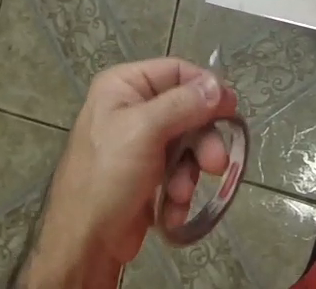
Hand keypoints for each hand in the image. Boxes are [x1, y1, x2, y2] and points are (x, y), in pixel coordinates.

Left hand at [21, 58, 237, 287]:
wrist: (84, 244)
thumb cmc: (108, 175)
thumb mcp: (145, 130)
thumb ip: (184, 104)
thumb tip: (219, 84)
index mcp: (124, 85)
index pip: (176, 71)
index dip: (205, 88)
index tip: (231, 109)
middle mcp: (132, 108)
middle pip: (186, 111)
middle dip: (201, 141)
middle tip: (217, 163)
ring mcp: (139, 144)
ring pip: (185, 146)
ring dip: (189, 173)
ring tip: (181, 194)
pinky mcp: (146, 176)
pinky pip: (176, 173)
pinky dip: (179, 192)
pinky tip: (171, 210)